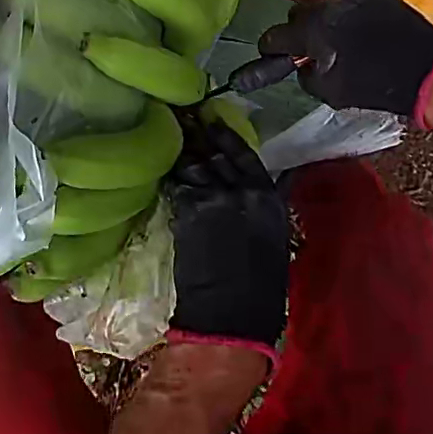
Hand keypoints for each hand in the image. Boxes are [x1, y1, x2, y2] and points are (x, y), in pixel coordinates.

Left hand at [165, 116, 289, 350]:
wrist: (230, 316)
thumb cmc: (259, 288)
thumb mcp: (270, 238)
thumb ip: (256, 205)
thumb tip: (245, 185)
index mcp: (267, 199)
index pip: (244, 155)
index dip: (225, 135)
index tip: (211, 119)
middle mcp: (241, 192)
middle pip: (214, 154)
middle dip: (197, 135)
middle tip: (181, 117)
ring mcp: (211, 200)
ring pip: (191, 166)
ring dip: (180, 154)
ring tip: (170, 138)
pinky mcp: (186, 214)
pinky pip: (176, 187)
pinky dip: (170, 178)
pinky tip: (163, 170)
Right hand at [258, 0, 432, 116]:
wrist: (431, 72)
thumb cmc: (376, 87)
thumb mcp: (329, 92)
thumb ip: (305, 74)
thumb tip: (302, 63)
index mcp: (313, 30)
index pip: (275, 36)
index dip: (270, 49)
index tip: (272, 55)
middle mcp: (328, 4)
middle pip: (296, 13)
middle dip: (298, 30)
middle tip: (308, 49)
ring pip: (320, 1)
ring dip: (320, 18)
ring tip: (333, 37)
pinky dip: (342, 10)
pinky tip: (354, 27)